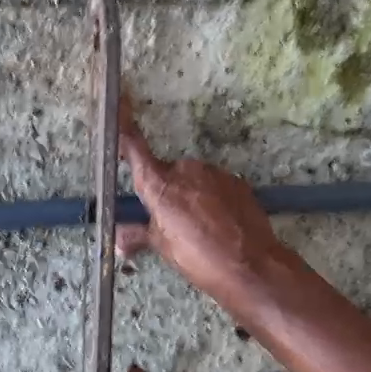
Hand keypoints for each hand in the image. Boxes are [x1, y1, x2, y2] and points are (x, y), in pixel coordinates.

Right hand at [115, 96, 296, 309]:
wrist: (251, 265)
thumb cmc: (198, 257)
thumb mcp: (162, 247)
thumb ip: (138, 235)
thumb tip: (119, 240)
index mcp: (159, 185)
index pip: (135, 149)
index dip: (125, 130)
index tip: (120, 105)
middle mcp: (184, 170)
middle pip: (166, 172)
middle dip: (167, 191)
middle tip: (172, 220)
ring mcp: (213, 173)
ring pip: (192, 179)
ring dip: (191, 195)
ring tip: (201, 226)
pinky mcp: (236, 181)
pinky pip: (215, 185)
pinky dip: (212, 198)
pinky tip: (219, 222)